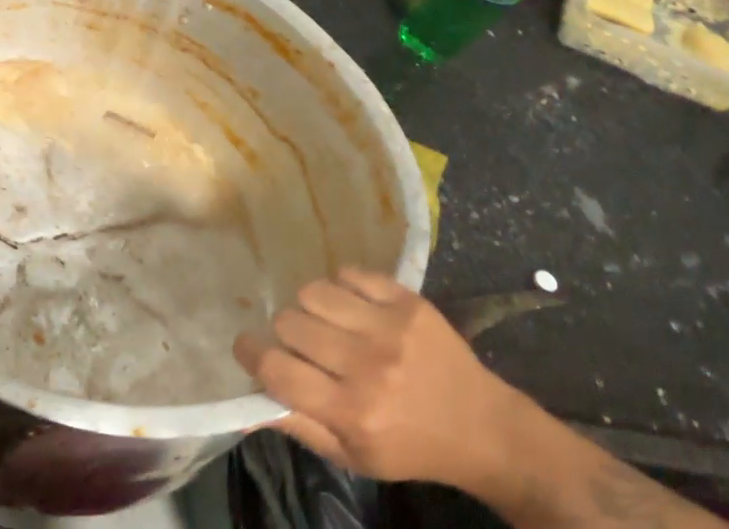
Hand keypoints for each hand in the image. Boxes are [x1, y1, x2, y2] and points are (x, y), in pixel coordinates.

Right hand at [234, 268, 524, 490]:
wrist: (483, 428)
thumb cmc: (409, 447)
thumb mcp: (352, 455)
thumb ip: (298, 426)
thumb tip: (245, 404)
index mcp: (352, 411)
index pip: (276, 370)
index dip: (250, 353)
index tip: (247, 348)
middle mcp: (368, 367)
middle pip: (289, 324)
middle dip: (285, 335)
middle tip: (302, 346)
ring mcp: (390, 329)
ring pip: (313, 293)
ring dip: (310, 308)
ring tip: (327, 324)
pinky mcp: (408, 302)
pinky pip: (349, 273)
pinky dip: (341, 287)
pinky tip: (352, 307)